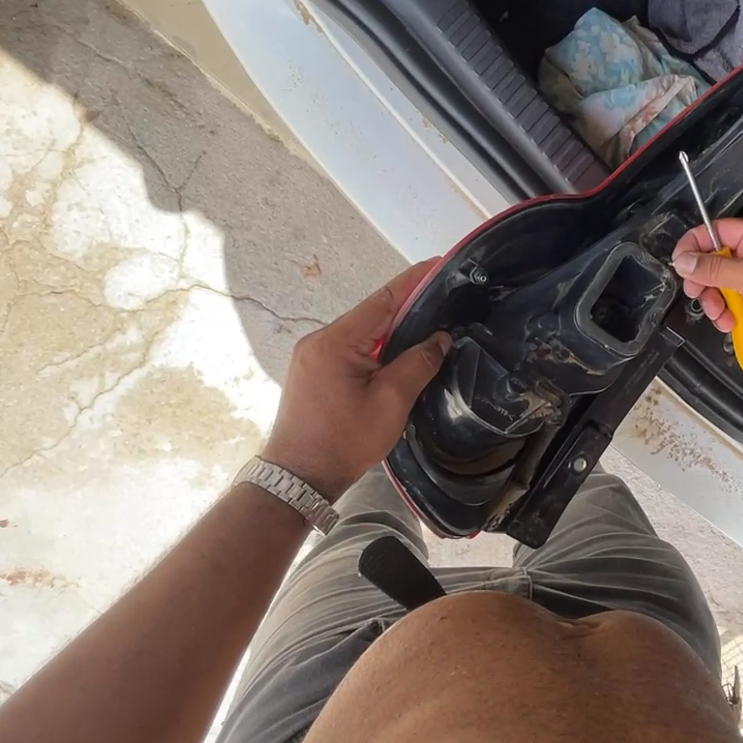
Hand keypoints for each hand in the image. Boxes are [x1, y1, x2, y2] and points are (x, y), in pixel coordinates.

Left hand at [260, 260, 450, 497]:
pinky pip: (353, 347)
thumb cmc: (345, 441)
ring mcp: (314, 356)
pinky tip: (401, 349)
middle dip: (409, 303)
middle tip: (445, 295)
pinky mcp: (315, 371)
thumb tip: (440, 338)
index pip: (383, 300)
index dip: (414, 281)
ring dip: (395, 326)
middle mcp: (320, 340)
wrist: (297, 478)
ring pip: (363, 331)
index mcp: (337, 342)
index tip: (440, 264)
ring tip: (430, 321)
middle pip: (373, 313)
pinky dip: (379, 344)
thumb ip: (418, 363)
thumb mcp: (391, 401)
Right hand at [671, 219, 742, 366]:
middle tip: (695, 291)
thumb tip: (685, 260)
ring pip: (721, 286)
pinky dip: (726, 315)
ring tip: (719, 314)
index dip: (696, 243)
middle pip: (716, 261)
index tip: (680, 259)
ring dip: (714, 302)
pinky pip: (732, 306)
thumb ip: (714, 268)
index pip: (719, 231)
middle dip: (703, 278)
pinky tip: (731, 324)